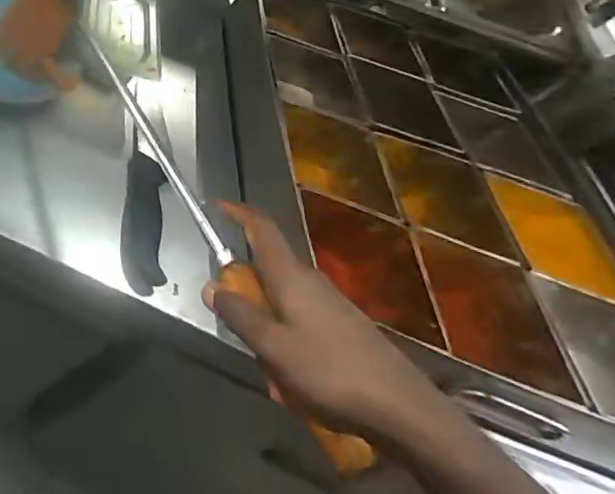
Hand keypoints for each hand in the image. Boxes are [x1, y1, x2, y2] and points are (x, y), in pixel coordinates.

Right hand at [204, 202, 454, 443]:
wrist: (403, 408)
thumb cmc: (330, 371)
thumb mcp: (273, 348)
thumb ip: (239, 315)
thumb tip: (211, 285)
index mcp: (289, 275)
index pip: (261, 227)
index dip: (237, 212)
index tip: (216, 206)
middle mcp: (309, 280)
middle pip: (265, 273)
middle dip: (247, 303)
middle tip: (244, 340)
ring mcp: (329, 303)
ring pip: (282, 306)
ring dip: (270, 336)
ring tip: (278, 382)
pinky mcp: (343, 327)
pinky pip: (301, 327)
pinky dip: (290, 350)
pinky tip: (299, 389)